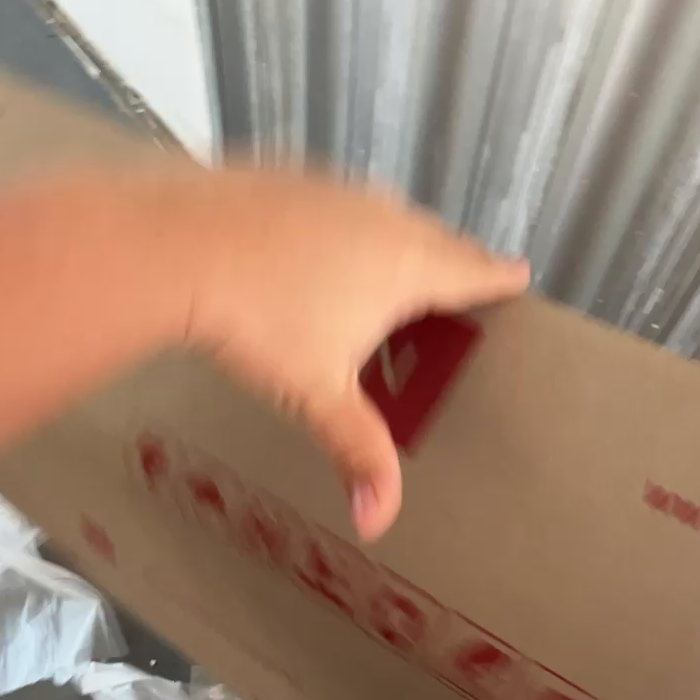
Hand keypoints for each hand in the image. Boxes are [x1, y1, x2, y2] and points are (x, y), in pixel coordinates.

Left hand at [103, 165, 528, 540]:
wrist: (178, 248)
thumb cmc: (260, 323)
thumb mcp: (317, 394)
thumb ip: (357, 452)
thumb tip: (379, 521)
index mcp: (404, 268)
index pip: (470, 271)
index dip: (498, 276)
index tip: (520, 273)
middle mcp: (381, 219)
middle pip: (437, 239)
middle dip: (456, 258)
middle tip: (466, 274)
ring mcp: (336, 191)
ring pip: (390, 212)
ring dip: (406, 235)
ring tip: (404, 258)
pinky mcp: (293, 177)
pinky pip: (342, 199)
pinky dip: (351, 219)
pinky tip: (323, 237)